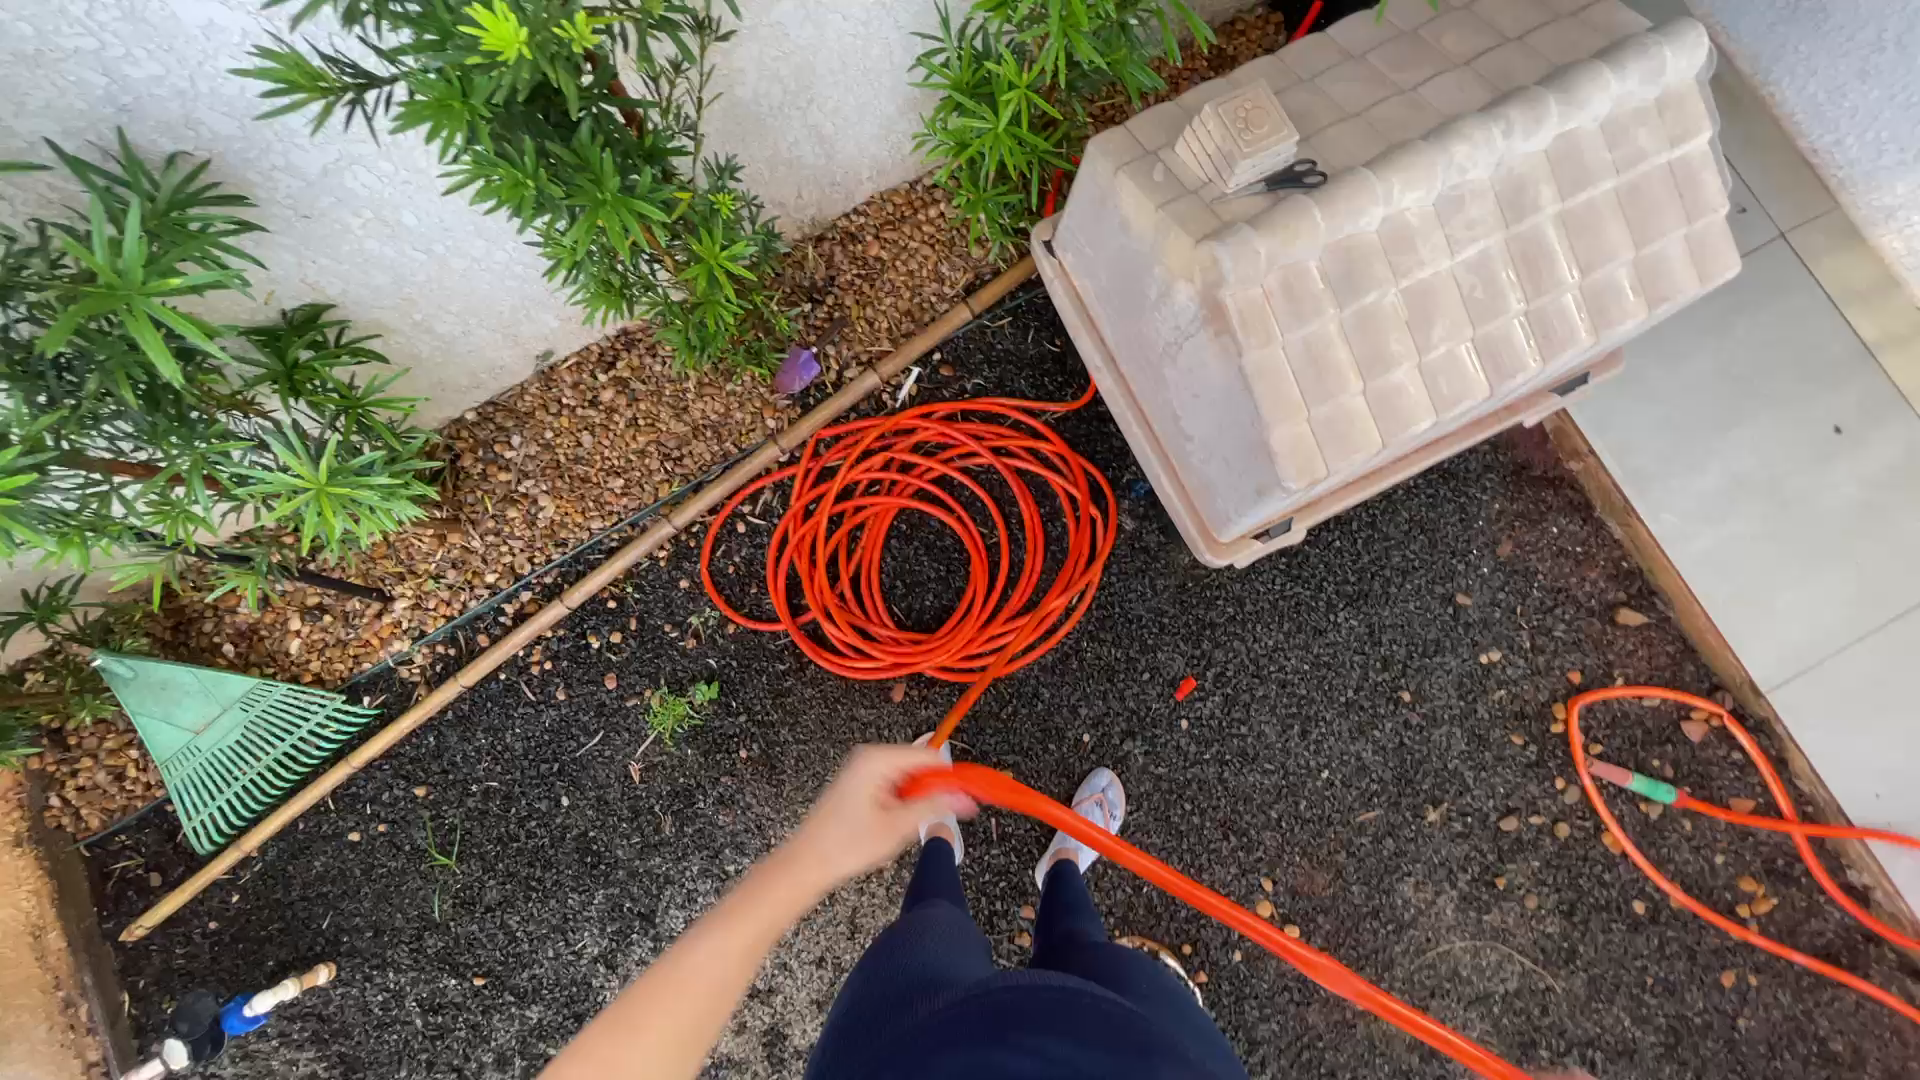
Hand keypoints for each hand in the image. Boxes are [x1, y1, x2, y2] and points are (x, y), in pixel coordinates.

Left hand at [780, 744, 976, 890]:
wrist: (806, 864)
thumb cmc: (842, 846)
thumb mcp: (898, 827)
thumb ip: (935, 807)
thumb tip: (965, 797)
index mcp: (877, 759)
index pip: (930, 756)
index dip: (952, 776)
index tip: (967, 796)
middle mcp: (870, 758)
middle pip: (919, 767)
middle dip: (929, 793)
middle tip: (926, 821)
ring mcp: (864, 770)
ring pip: (908, 780)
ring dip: (913, 803)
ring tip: (898, 828)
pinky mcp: (860, 784)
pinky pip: (894, 787)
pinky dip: (900, 806)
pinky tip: (889, 827)